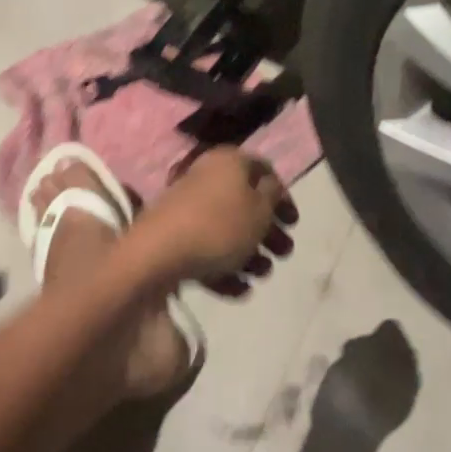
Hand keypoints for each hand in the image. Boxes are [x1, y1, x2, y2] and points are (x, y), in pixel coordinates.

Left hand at [121, 148, 297, 294]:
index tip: (293, 222)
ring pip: (227, 230)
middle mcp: (207, 178)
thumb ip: (273, 195)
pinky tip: (240, 290)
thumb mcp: (261, 209)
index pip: (264, 172)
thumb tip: (270, 186)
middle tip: (284, 253)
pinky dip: (225, 267)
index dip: (283, 196)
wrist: (156, 256)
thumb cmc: (219, 225)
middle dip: (268, 231)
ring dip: (249, 253)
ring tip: (263, 275)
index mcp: (230, 161)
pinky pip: (207, 248)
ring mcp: (187, 208)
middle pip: (246, 203)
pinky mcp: (173, 237)